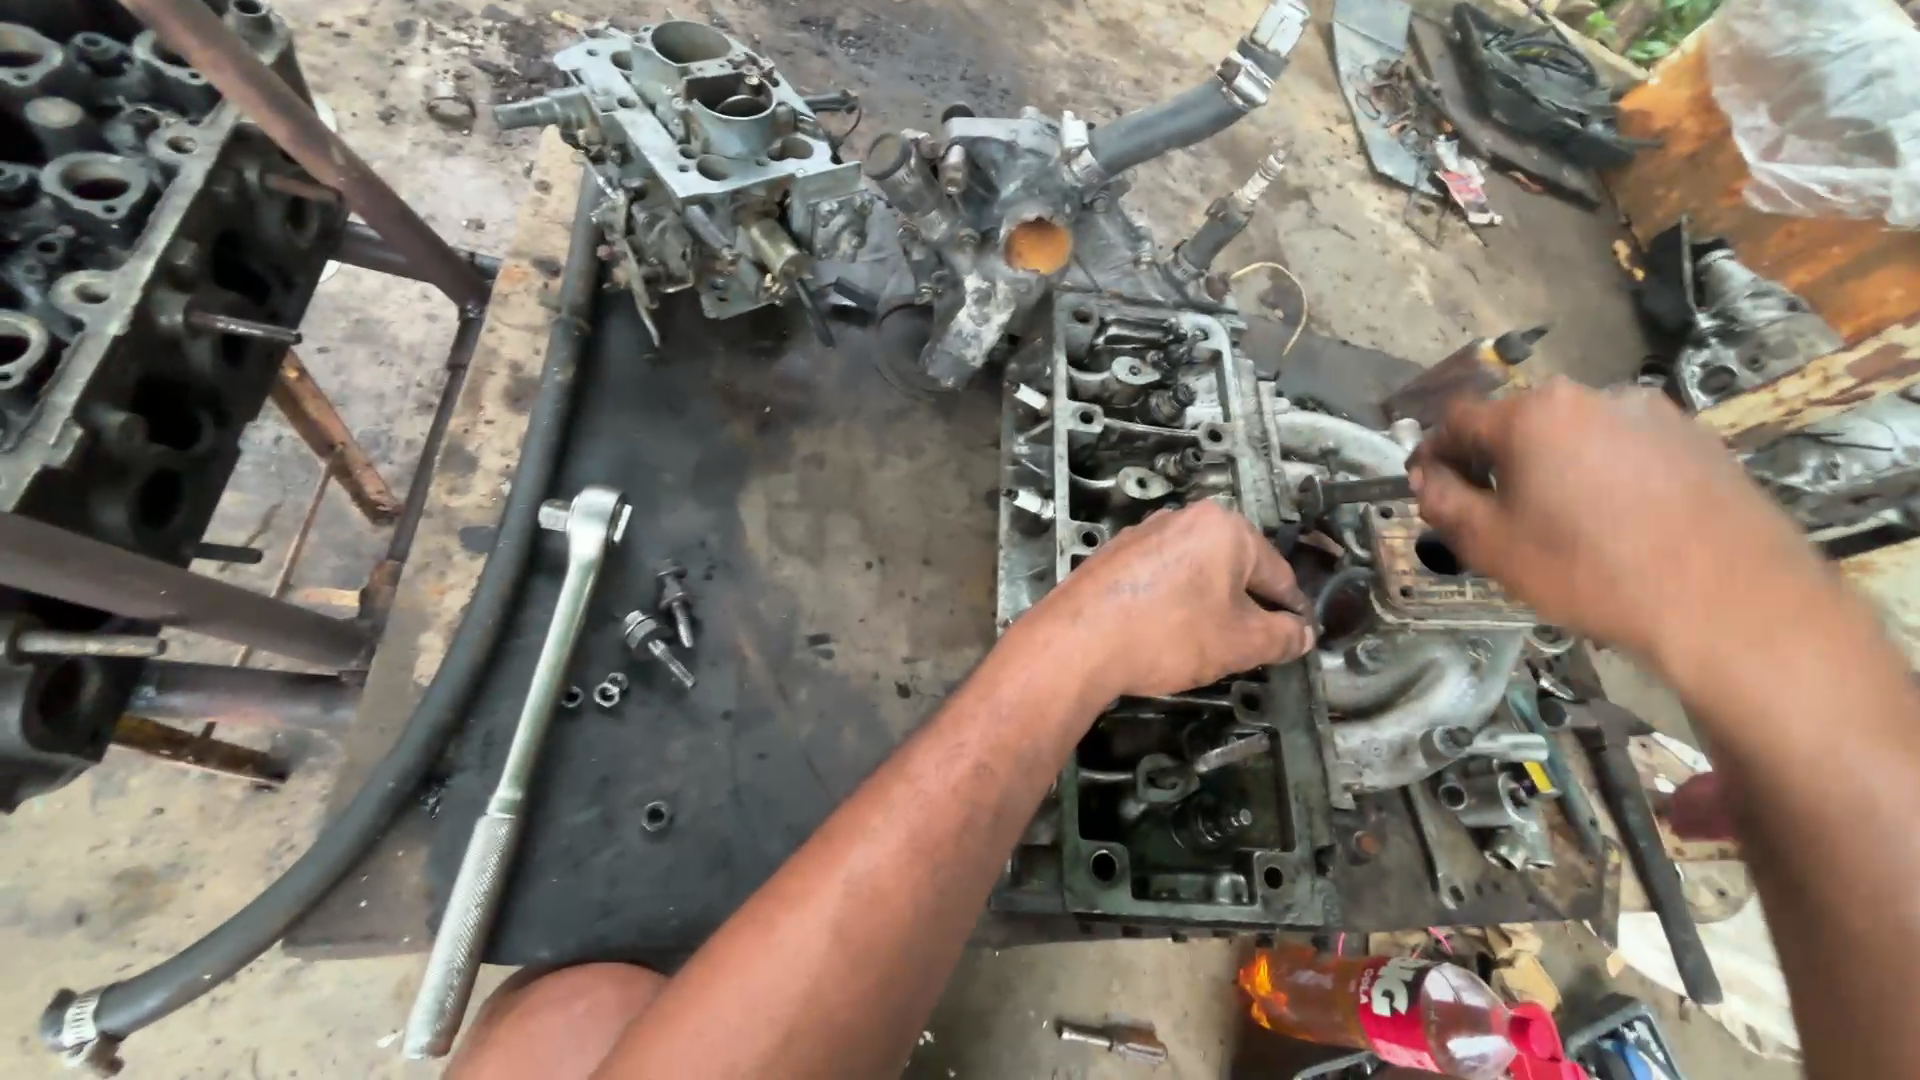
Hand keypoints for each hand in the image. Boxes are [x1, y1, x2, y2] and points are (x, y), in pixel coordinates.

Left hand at [1019, 500, 1315, 699]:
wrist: (1079, 643)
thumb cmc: (1165, 635)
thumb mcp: (1241, 643)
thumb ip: (1282, 637)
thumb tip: (1299, 634)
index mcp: (1223, 529)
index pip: (1277, 572)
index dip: (1291, 608)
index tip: (1297, 630)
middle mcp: (1182, 520)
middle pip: (1233, 568)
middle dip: (1244, 606)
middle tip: (1250, 644)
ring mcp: (1143, 535)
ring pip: (1194, 573)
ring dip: (1206, 605)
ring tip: (1202, 644)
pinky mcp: (1114, 556)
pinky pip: (1159, 579)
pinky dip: (1170, 603)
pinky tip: (1164, 633)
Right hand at [1409, 378, 1826, 662]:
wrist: (1732, 604)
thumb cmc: (1588, 570)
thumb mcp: (1489, 543)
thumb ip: (1443, 501)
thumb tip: (1427, 477)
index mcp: (1534, 414)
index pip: (1457, 420)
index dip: (1433, 454)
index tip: (1427, 489)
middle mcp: (1592, 397)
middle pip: (1517, 424)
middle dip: (1492, 463)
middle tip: (1488, 513)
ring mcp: (1653, 414)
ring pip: (1571, 436)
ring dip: (1547, 468)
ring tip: (1554, 522)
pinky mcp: (1697, 439)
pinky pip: (1621, 449)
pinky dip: (1599, 475)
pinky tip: (1610, 523)